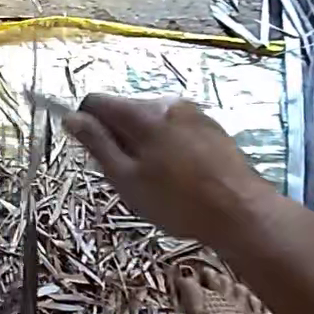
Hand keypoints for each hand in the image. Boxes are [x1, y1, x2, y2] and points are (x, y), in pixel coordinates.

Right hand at [62, 94, 271, 246]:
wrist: (242, 213)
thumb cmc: (177, 201)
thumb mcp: (126, 178)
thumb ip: (97, 144)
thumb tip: (71, 117)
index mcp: (143, 112)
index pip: (96, 101)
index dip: (87, 125)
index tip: (96, 155)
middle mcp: (167, 102)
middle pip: (124, 110)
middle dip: (117, 137)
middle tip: (128, 176)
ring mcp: (193, 112)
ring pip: (150, 120)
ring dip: (142, 142)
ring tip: (156, 179)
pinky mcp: (211, 126)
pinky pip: (173, 127)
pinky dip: (166, 144)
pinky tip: (179, 175)